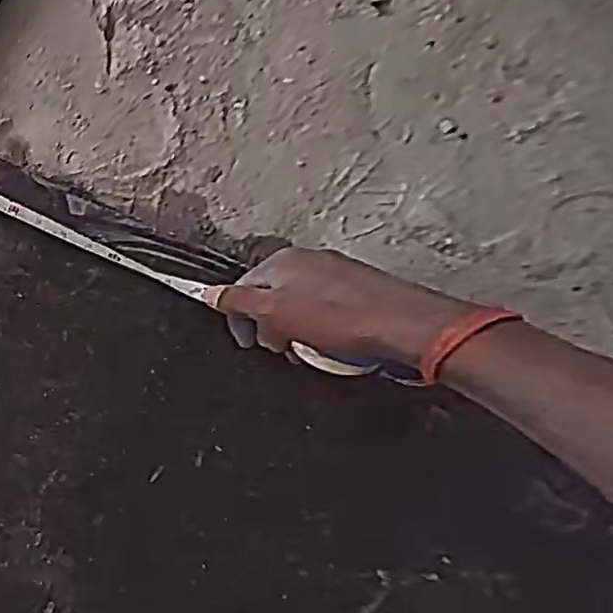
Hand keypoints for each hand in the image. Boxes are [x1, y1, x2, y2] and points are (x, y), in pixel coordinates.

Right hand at [204, 247, 474, 368]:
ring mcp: (333, 277)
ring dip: (292, 334)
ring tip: (306, 350)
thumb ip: (237, 301)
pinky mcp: (353, 293)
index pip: (240, 289)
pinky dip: (315, 333)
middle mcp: (308, 263)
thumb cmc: (341, 320)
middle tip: (280, 347)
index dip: (238, 320)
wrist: (403, 328)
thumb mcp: (274, 311)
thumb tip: (210, 293)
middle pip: (267, 300)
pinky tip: (325, 346)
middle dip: (267, 328)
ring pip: (292, 310)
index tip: (247, 342)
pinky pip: (319, 315)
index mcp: (284, 262)